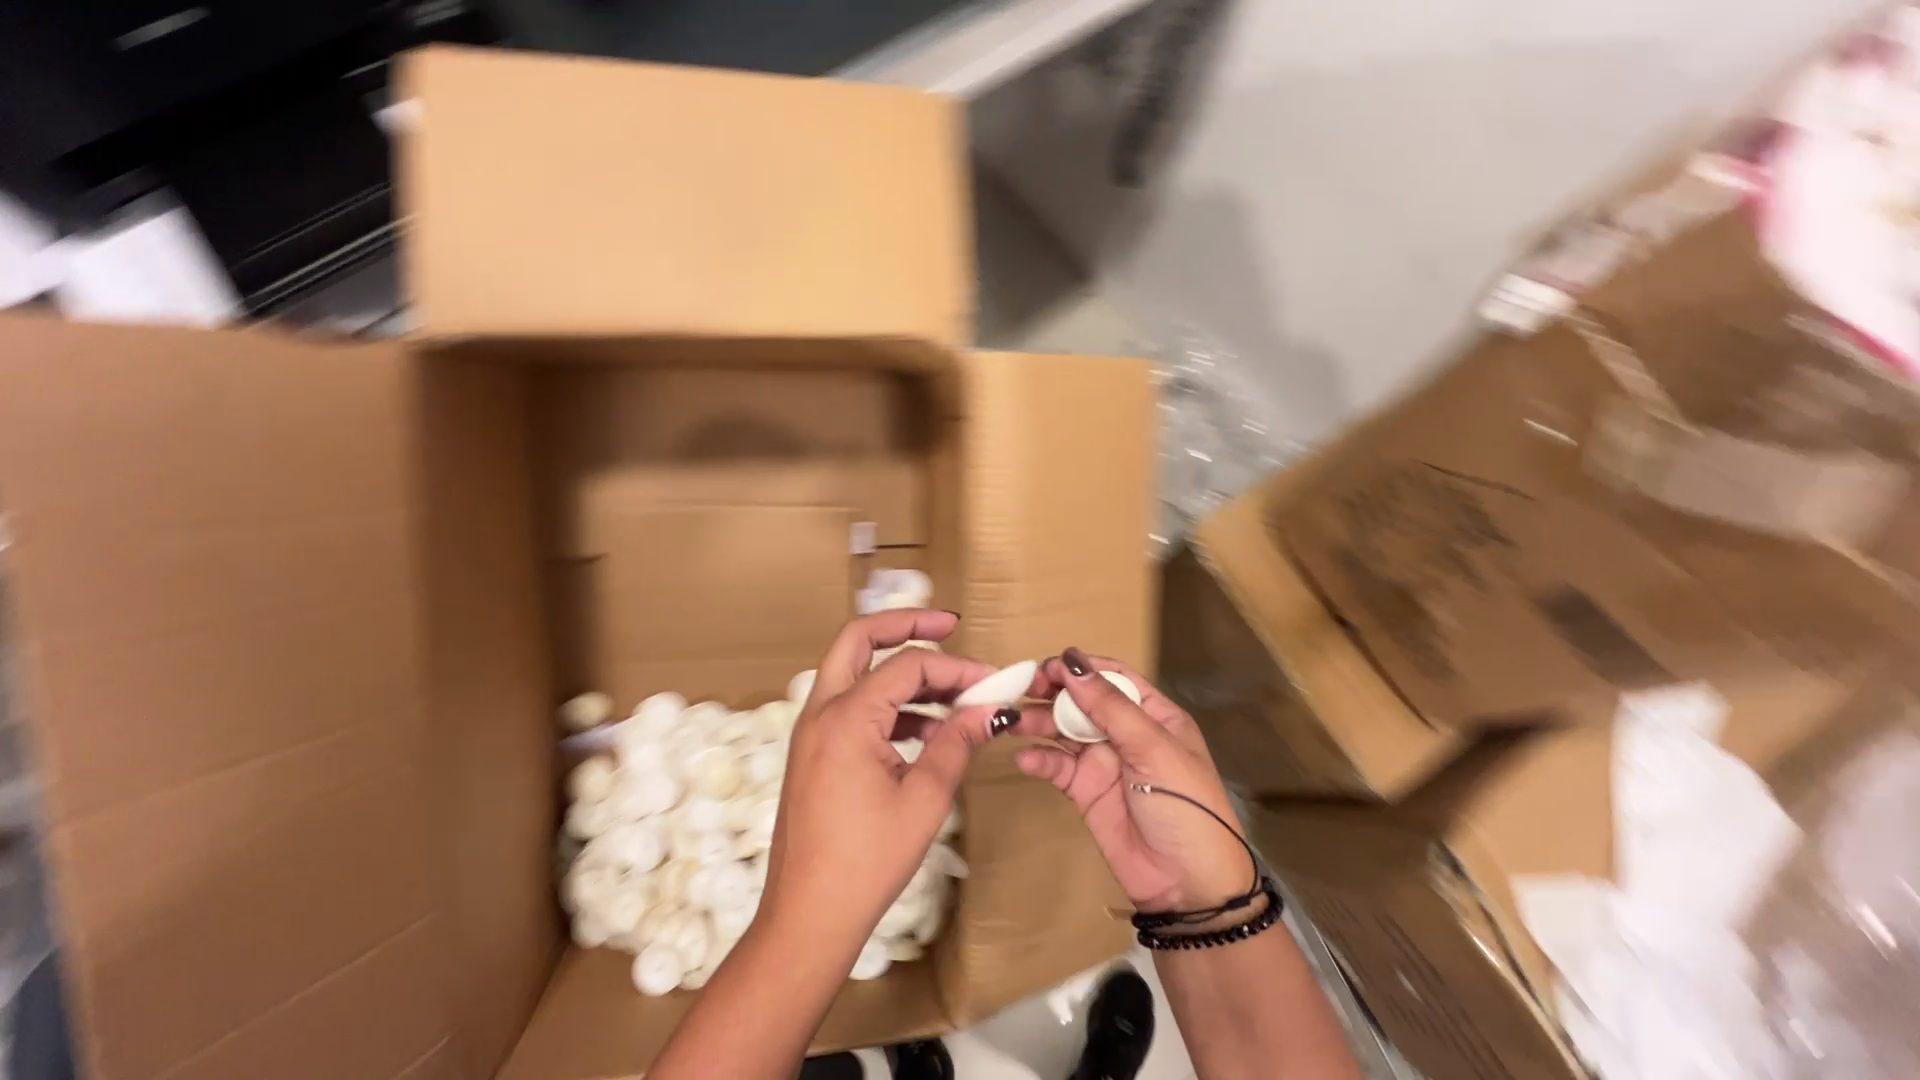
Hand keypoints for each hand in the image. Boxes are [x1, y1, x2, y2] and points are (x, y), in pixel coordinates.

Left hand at [759, 610, 1002, 951]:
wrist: (808, 916)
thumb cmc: (866, 862)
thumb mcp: (925, 798)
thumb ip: (956, 743)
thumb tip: (987, 710)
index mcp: (846, 717)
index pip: (908, 665)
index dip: (956, 668)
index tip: (992, 683)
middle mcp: (820, 712)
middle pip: (859, 640)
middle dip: (905, 625)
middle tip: (948, 625)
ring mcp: (810, 732)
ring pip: (853, 672)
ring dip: (898, 670)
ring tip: (948, 692)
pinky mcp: (812, 753)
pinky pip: (850, 707)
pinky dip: (886, 704)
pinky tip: (924, 730)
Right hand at [1012, 648, 1251, 913]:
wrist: (1187, 885)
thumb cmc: (1186, 807)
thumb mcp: (1154, 750)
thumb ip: (1110, 707)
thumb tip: (1072, 660)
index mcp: (1154, 715)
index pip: (1113, 678)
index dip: (1080, 668)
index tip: (1047, 667)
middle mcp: (1126, 733)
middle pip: (1081, 700)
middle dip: (1051, 692)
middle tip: (1019, 689)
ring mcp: (1103, 762)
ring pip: (1063, 730)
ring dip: (1037, 722)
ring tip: (1011, 721)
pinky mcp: (1085, 791)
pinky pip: (1056, 766)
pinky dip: (1039, 759)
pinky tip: (1025, 758)